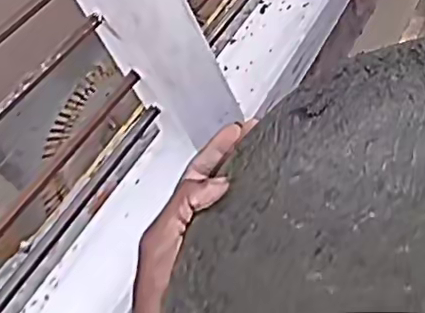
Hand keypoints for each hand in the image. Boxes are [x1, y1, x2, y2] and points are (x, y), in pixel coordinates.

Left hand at [133, 120, 256, 312]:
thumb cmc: (156, 296)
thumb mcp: (159, 238)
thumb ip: (183, 202)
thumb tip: (217, 181)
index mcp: (177, 215)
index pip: (200, 170)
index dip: (219, 147)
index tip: (238, 129)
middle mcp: (196, 224)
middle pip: (219, 179)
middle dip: (236, 154)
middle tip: (256, 134)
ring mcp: (213, 240)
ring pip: (233, 199)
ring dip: (248, 178)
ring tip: (265, 158)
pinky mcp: (229, 259)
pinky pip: (246, 224)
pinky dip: (256, 209)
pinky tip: (269, 204)